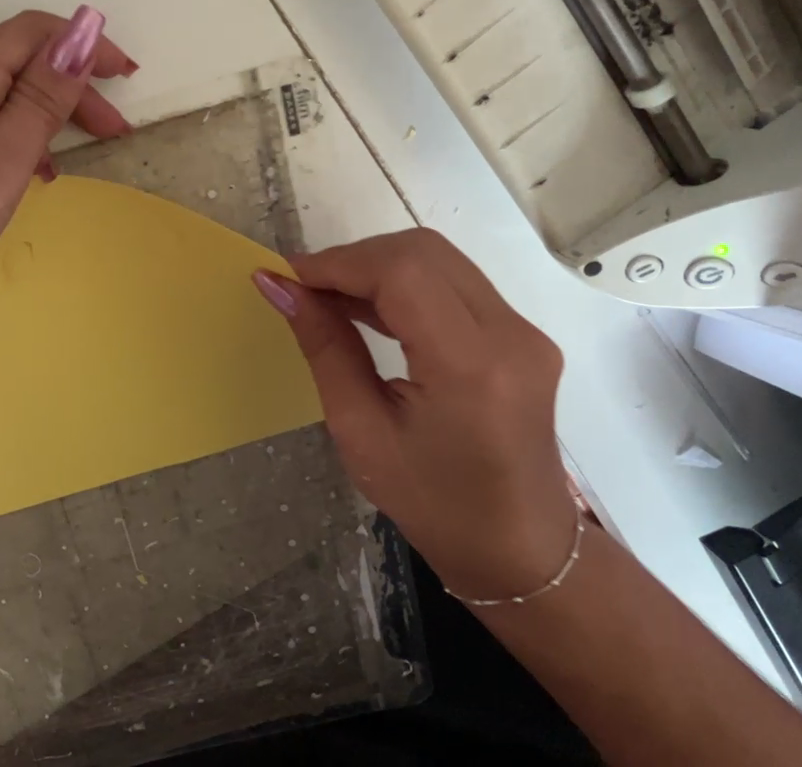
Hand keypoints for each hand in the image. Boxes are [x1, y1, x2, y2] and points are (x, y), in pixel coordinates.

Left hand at [0, 7, 136, 340]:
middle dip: (69, 89)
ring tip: (68, 163)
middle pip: (11, 65)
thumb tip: (78, 31)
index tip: (127, 78)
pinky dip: (5, 142)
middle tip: (114, 133)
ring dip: (39, 119)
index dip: (82, 44)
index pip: (29, 33)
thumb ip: (40, 99)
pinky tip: (17, 179)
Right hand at [251, 230, 575, 601]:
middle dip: (353, 258)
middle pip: (423, 253)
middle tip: (303, 288)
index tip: (285, 278)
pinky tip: (363, 309)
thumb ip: (324, 347)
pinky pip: (452, 284)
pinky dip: (401, 284)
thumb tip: (278, 287)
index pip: (402, 273)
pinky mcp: (519, 336)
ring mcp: (523, 332)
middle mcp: (511, 335)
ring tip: (324, 298)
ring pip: (439, 260)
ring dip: (375, 267)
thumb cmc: (431, 502)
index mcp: (472, 367)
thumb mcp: (360, 428)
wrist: (518, 548)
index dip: (337, 264)